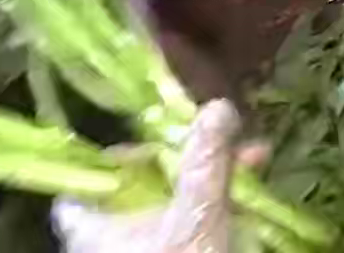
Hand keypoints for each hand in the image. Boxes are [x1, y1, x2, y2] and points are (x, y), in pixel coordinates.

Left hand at [53, 100, 264, 252]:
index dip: (121, 155)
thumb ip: (206, 160)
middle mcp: (112, 242)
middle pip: (144, 184)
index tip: (167, 134)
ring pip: (175, 202)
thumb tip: (215, 104)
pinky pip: (192, 224)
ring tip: (258, 162)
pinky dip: (219, 205)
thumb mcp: (197, 215)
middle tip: (237, 140)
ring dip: (217, 175)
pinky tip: (252, 196)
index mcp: (96, 230)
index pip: (85, 185)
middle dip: (196, 155)